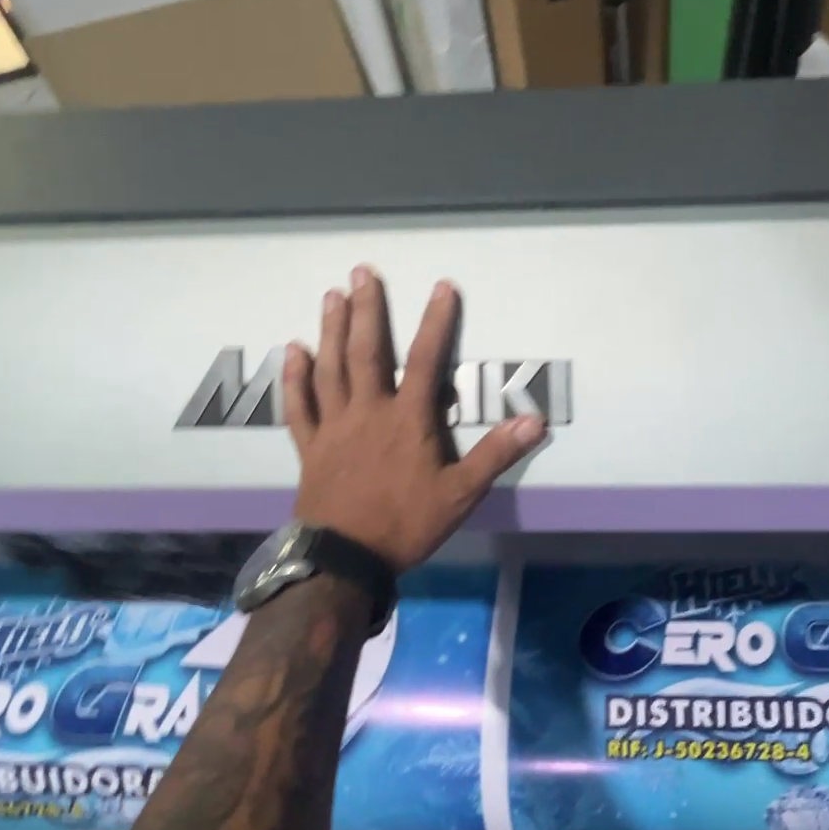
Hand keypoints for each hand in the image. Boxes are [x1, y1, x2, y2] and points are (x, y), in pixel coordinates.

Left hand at [285, 266, 544, 571]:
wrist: (346, 557)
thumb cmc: (407, 523)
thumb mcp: (461, 494)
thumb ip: (495, 455)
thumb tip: (535, 422)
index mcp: (408, 420)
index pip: (427, 361)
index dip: (436, 322)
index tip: (442, 287)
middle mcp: (368, 412)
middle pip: (367, 352)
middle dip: (368, 310)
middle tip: (362, 272)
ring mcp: (334, 427)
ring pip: (330, 369)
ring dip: (331, 330)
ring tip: (331, 296)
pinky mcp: (310, 447)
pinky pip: (300, 405)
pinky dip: (295, 377)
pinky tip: (293, 351)